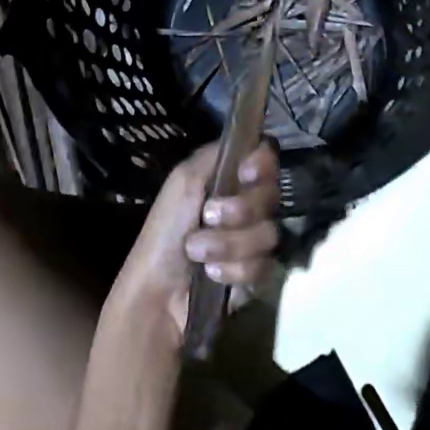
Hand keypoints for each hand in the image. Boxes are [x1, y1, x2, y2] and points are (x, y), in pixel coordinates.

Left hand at [111, 141, 280, 337]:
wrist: (157, 290)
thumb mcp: (183, 181)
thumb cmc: (165, 230)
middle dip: (239, 210)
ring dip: (228, 244)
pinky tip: (213, 276)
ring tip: (199, 253)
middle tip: (209, 216)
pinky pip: (264, 266)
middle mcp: (246, 204)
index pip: (266, 157)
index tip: (246, 175)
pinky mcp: (256, 274)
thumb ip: (216, 155)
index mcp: (228, 177)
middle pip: (272, 194)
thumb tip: (251, 138)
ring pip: (268, 234)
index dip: (263, 163)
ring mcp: (253, 240)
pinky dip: (234, 271)